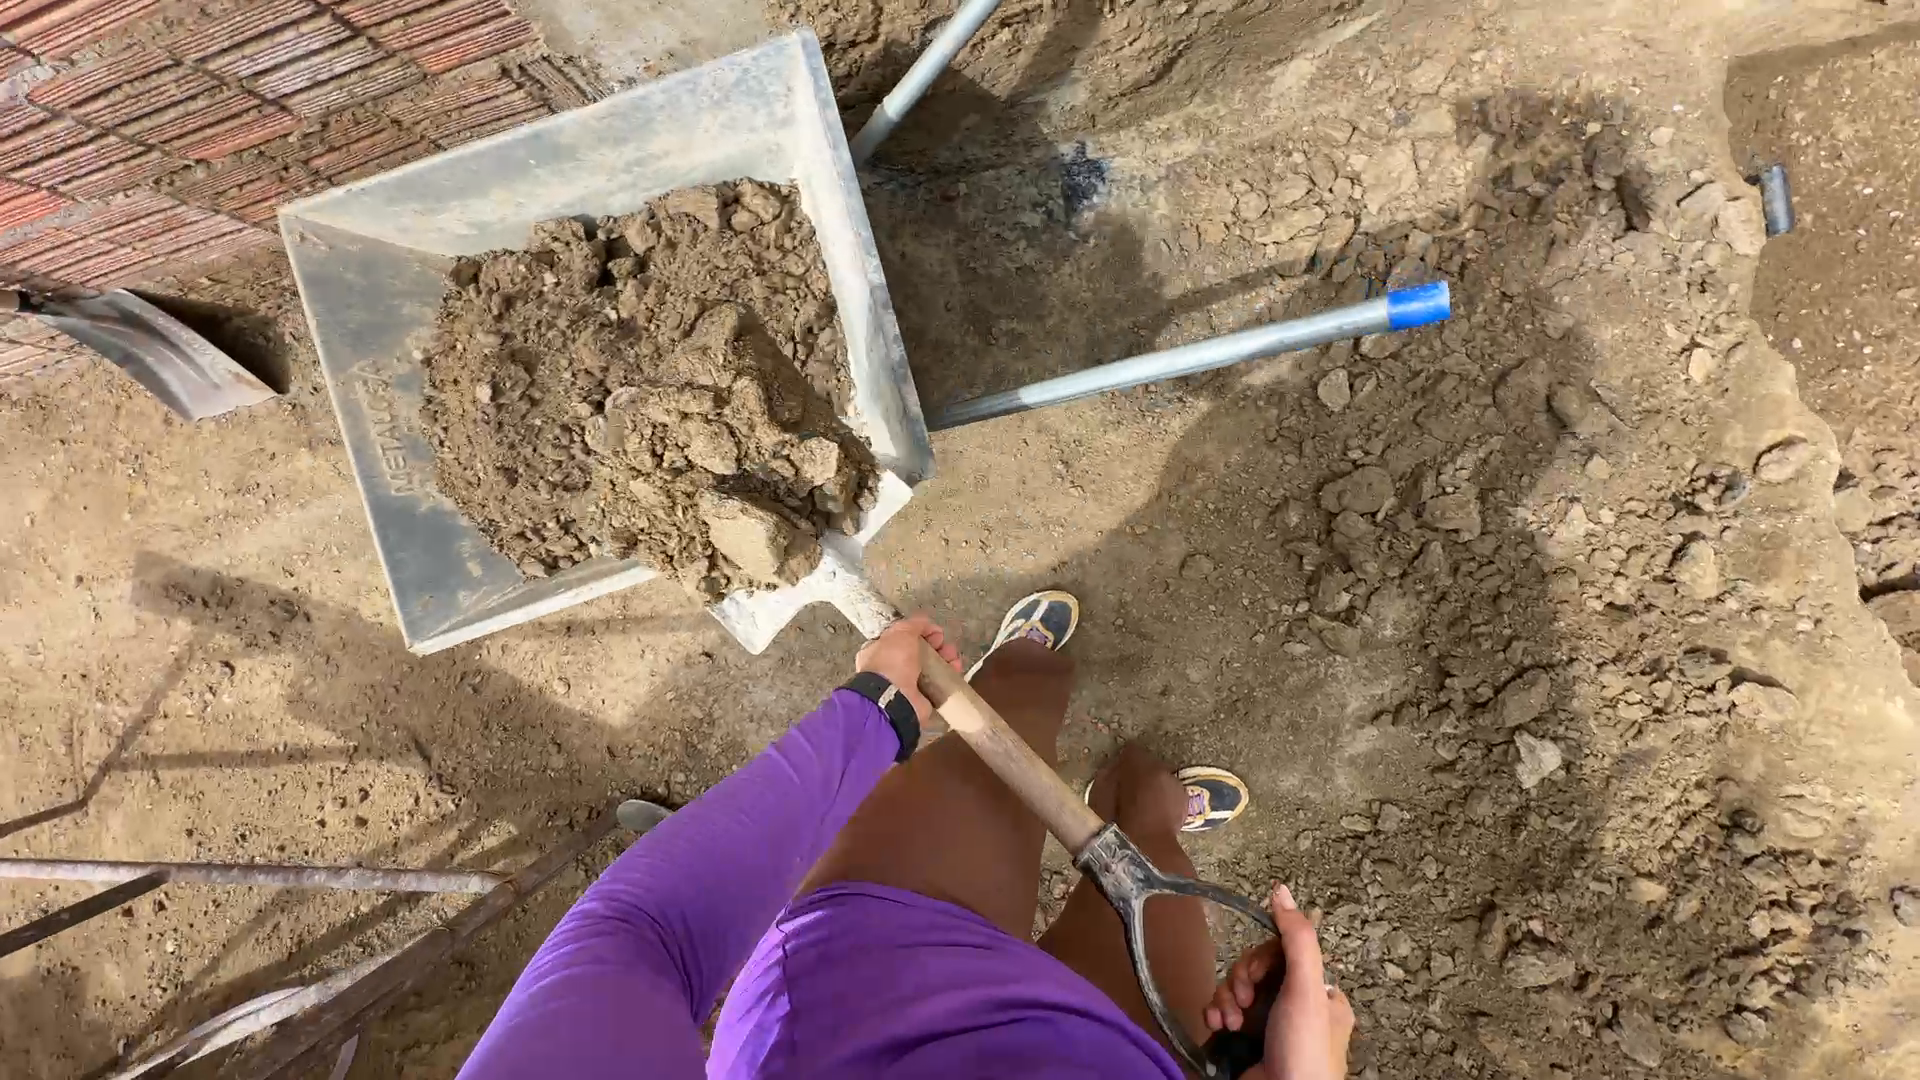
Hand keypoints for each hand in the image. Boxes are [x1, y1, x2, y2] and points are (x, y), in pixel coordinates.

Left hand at [855, 612, 961, 721]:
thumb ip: (914, 624)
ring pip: (930, 668)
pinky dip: (948, 677)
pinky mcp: (921, 700)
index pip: (902, 639)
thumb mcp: (901, 632)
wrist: (893, 699)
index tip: (934, 632)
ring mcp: (906, 686)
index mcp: (879, 651)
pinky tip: (955, 670)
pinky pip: (938, 685)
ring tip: (953, 658)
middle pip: (919, 653)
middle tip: (945, 645)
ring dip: (945, 660)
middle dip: (936, 646)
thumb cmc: (891, 662)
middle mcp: (891, 669)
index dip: (920, 633)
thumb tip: (926, 623)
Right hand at [1204, 884, 1353, 1079]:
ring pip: (1236, 988)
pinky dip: (1216, 1014)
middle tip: (1243, 1000)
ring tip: (1229, 1021)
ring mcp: (1270, 1027)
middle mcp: (1296, 1008)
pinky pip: (1223, 1011)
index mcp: (1321, 995)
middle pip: (1256, 968)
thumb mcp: (1306, 990)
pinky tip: (1217, 1027)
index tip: (1256, 974)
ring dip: (1225, 998)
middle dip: (1240, 980)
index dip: (1262, 956)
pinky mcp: (1246, 1042)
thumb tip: (1280, 888)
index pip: (1282, 952)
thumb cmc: (1304, 1052)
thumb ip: (1296, 938)